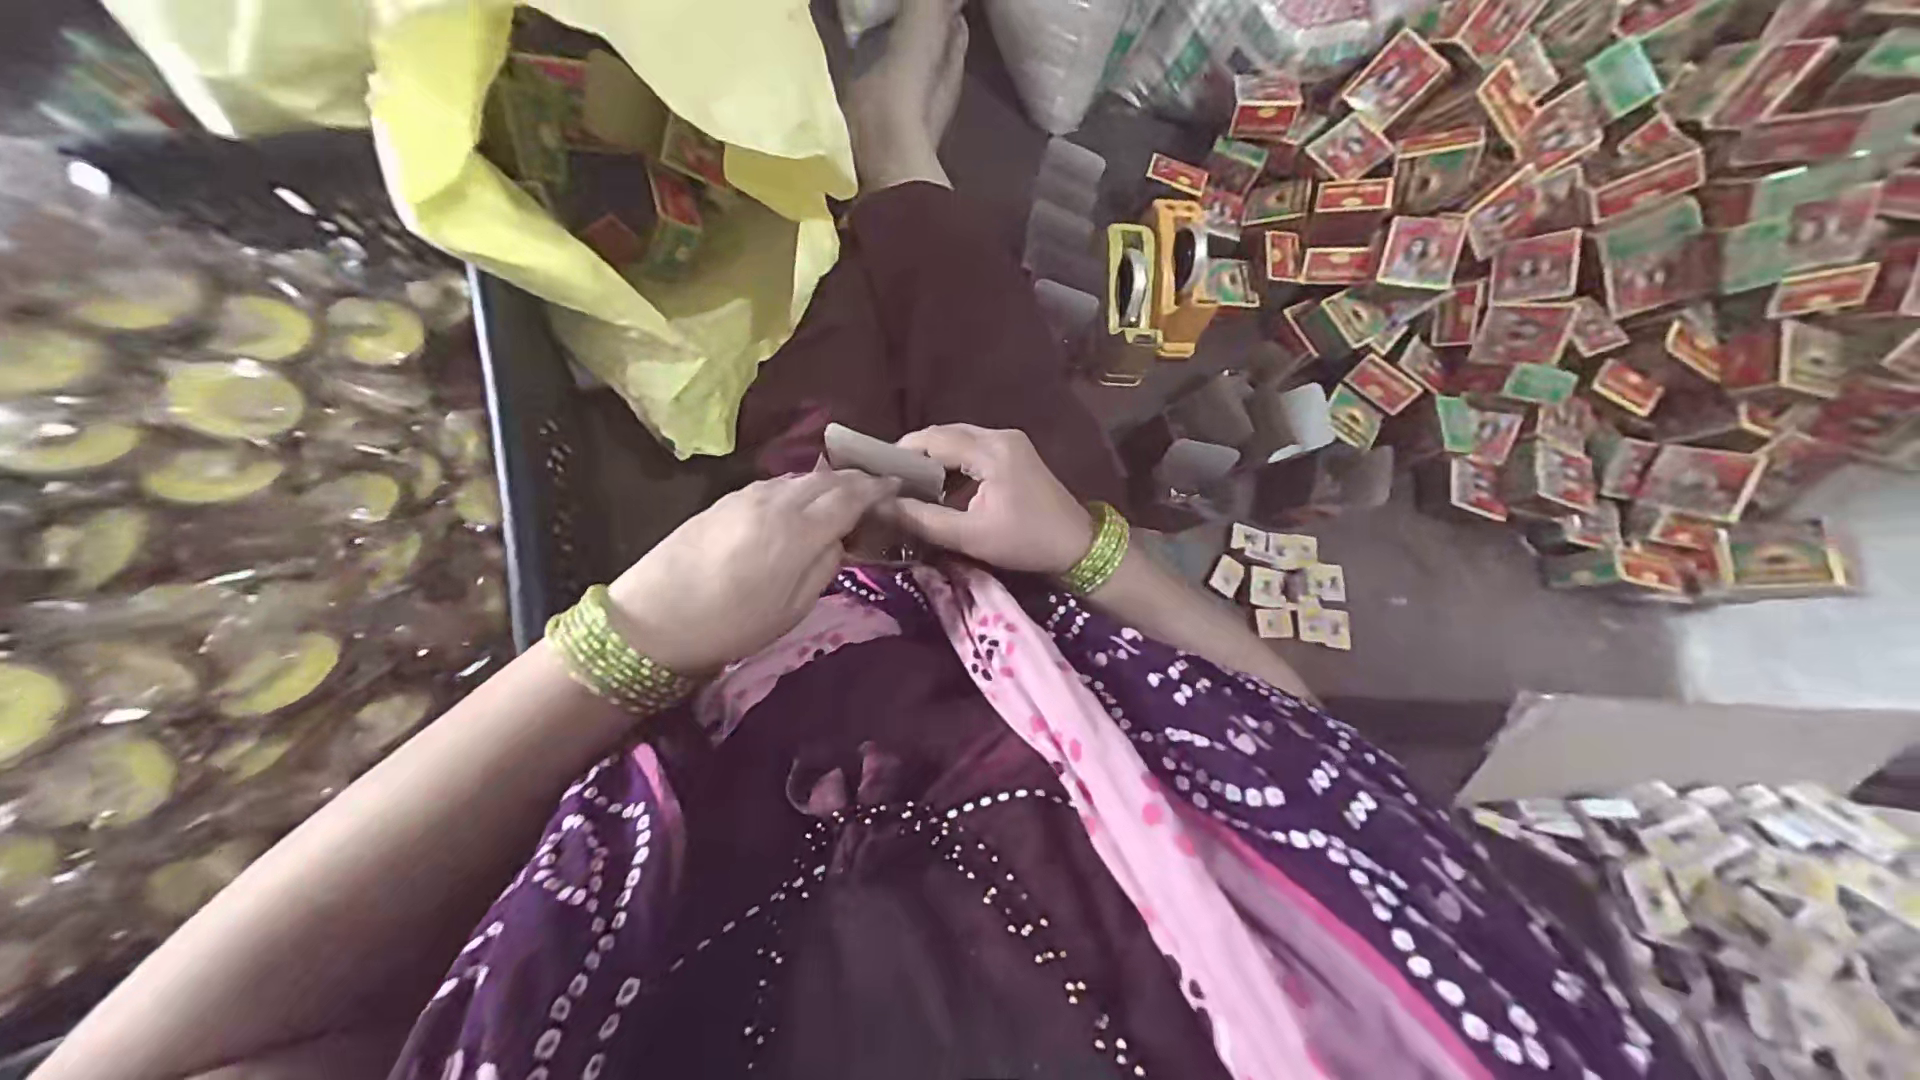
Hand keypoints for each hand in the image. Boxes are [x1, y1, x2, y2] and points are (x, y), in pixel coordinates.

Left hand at [605, 470, 897, 673]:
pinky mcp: (726, 499)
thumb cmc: (731, 626)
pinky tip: (803, 501)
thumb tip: (838, 539)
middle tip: (878, 488)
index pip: (850, 496)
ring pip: (801, 477)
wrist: (651, 620)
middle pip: (828, 478)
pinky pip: (776, 484)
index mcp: (797, 531)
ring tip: (845, 494)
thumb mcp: (793, 609)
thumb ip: (824, 566)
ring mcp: (747, 496)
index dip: (878, 489)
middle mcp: (775, 502)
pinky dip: (800, 487)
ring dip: (829, 481)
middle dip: (857, 479)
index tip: (898, 485)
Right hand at [886, 424, 1093, 574]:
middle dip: (915, 455)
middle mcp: (1000, 435)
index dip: (901, 453)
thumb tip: (882, 507)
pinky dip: (953, 462)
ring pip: (958, 439)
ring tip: (911, 486)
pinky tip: (941, 486)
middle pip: (944, 434)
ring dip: (934, 458)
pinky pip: (973, 448)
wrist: (1078, 546)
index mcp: (990, 450)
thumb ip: (923, 519)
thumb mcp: (970, 535)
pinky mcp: (1015, 452)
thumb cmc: (1025, 542)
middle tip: (891, 481)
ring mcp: (1010, 441)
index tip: (877, 474)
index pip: (932, 439)